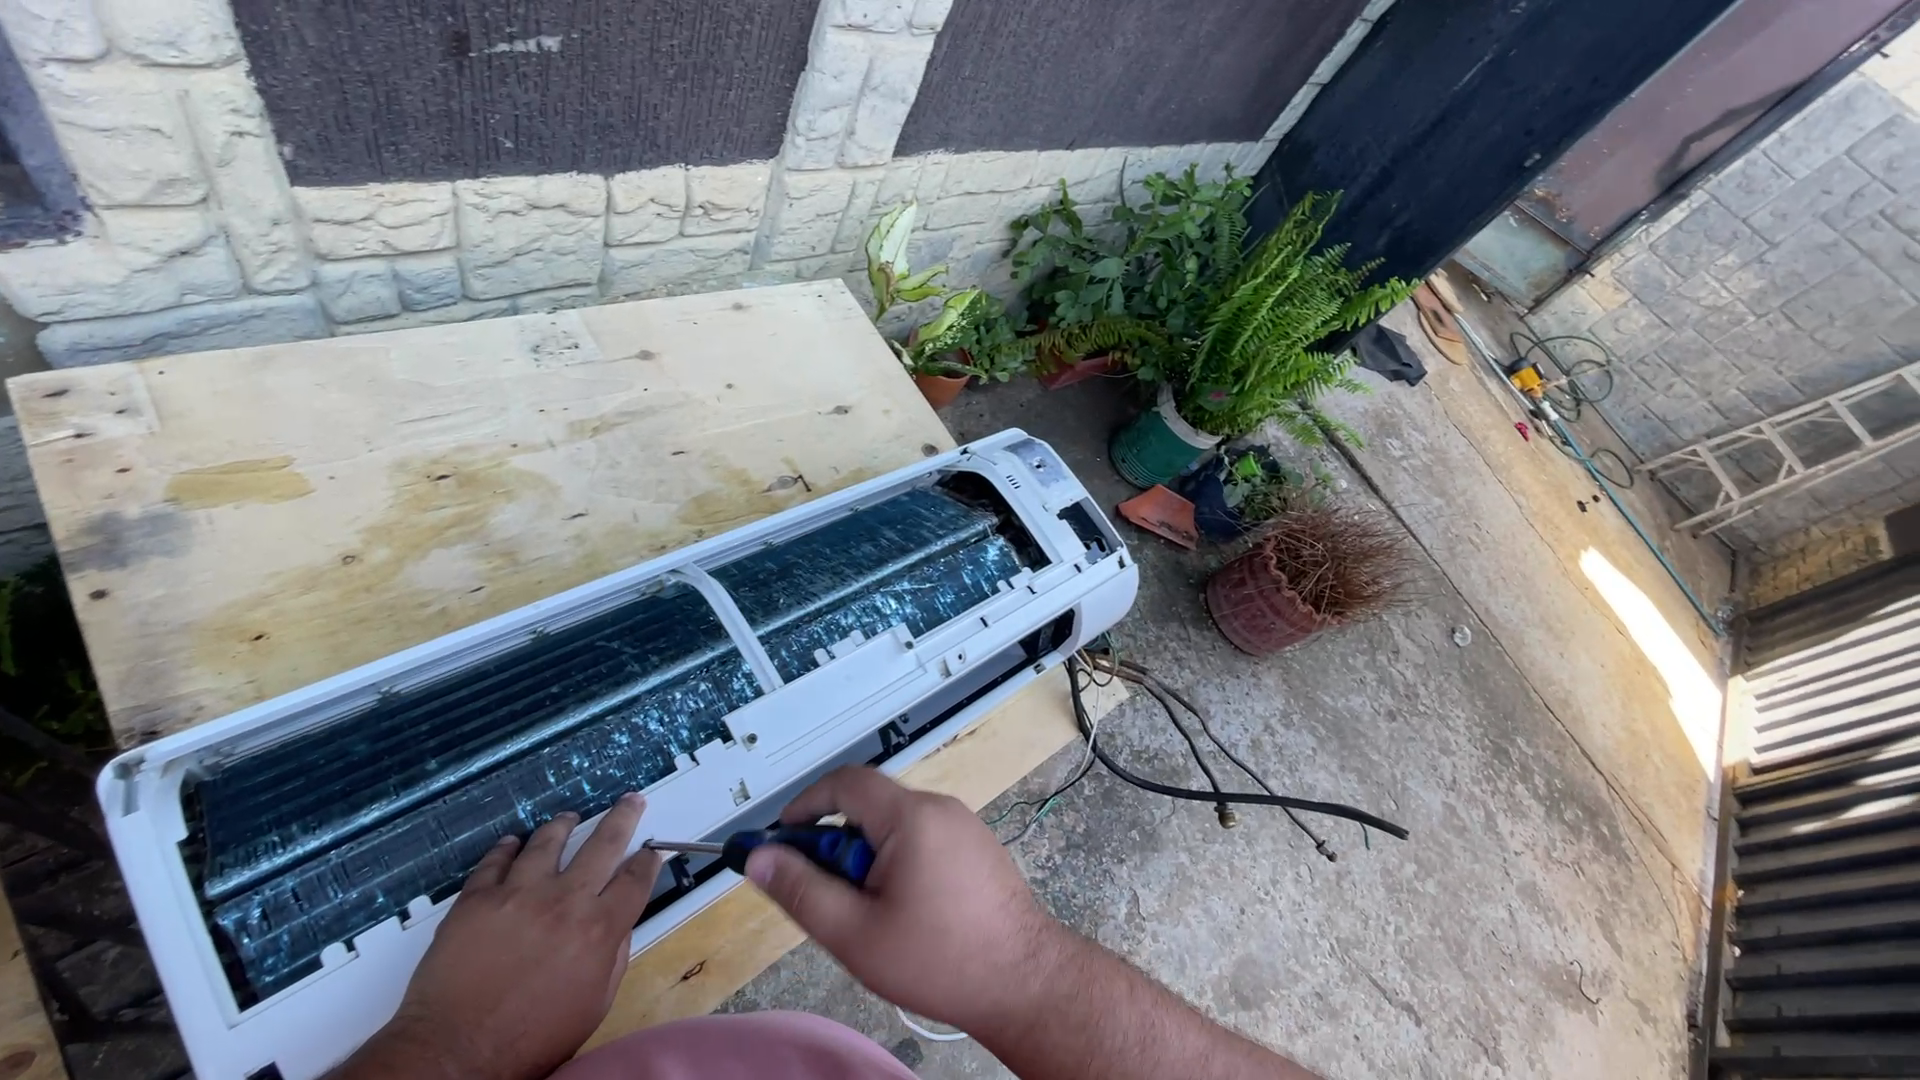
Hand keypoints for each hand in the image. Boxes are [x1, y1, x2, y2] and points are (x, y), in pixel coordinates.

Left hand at [336, 793, 662, 1079]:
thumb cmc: (530, 1040)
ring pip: (548, 841)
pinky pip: (494, 861)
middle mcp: (565, 900)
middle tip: (630, 801)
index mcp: (600, 928)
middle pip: (604, 843)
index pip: (635, 878)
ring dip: (563, 825)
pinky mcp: (476, 900)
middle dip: (623, 817)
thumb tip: (620, 924)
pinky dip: (506, 848)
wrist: (453, 1056)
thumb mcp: (594, 1006)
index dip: (647, 859)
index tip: (650, 849)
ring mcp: (518, 894)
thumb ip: (614, 958)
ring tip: (568, 818)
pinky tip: (512, 843)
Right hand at [744, 767, 1065, 1034]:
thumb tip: (758, 856)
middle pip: (871, 805)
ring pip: (896, 825)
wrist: (1024, 981)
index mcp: (910, 815)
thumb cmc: (936, 958)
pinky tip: (904, 911)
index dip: (805, 804)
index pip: (845, 781)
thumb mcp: (854, 932)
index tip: (780, 840)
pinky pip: (923, 838)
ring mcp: (964, 824)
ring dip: (867, 856)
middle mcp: (939, 807)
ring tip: (867, 913)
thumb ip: (801, 889)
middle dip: (837, 842)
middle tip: (826, 894)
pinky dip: (897, 860)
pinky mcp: (977, 846)